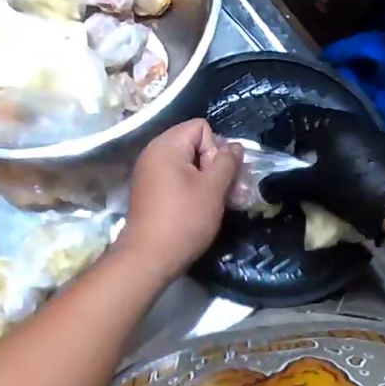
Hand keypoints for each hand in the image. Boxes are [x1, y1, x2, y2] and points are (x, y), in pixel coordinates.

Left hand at [114, 119, 241, 281]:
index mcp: (166, 146)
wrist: (149, 258)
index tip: (215, 176)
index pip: (201, 127)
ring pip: (188, 164)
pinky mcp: (150, 192)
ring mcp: (149, 173)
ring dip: (205, 180)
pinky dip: (191, 189)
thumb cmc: (184, 219)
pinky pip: (176, 179)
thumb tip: (235, 146)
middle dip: (213, 164)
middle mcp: (154, 153)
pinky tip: (198, 209)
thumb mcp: (213, 189)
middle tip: (221, 191)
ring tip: (214, 203)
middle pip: (194, 144)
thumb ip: (227, 162)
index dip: (215, 148)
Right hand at [258, 105, 384, 237]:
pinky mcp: (378, 148)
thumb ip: (285, 184)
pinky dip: (335, 161)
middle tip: (287, 168)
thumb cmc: (353, 186)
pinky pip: (347, 149)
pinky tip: (334, 179)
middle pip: (312, 127)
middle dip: (297, 146)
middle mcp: (347, 120)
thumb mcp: (313, 187)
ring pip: (331, 139)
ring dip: (317, 155)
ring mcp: (366, 132)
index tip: (270, 153)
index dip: (277, 133)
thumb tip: (264, 186)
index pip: (293, 116)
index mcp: (328, 122)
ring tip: (309, 177)